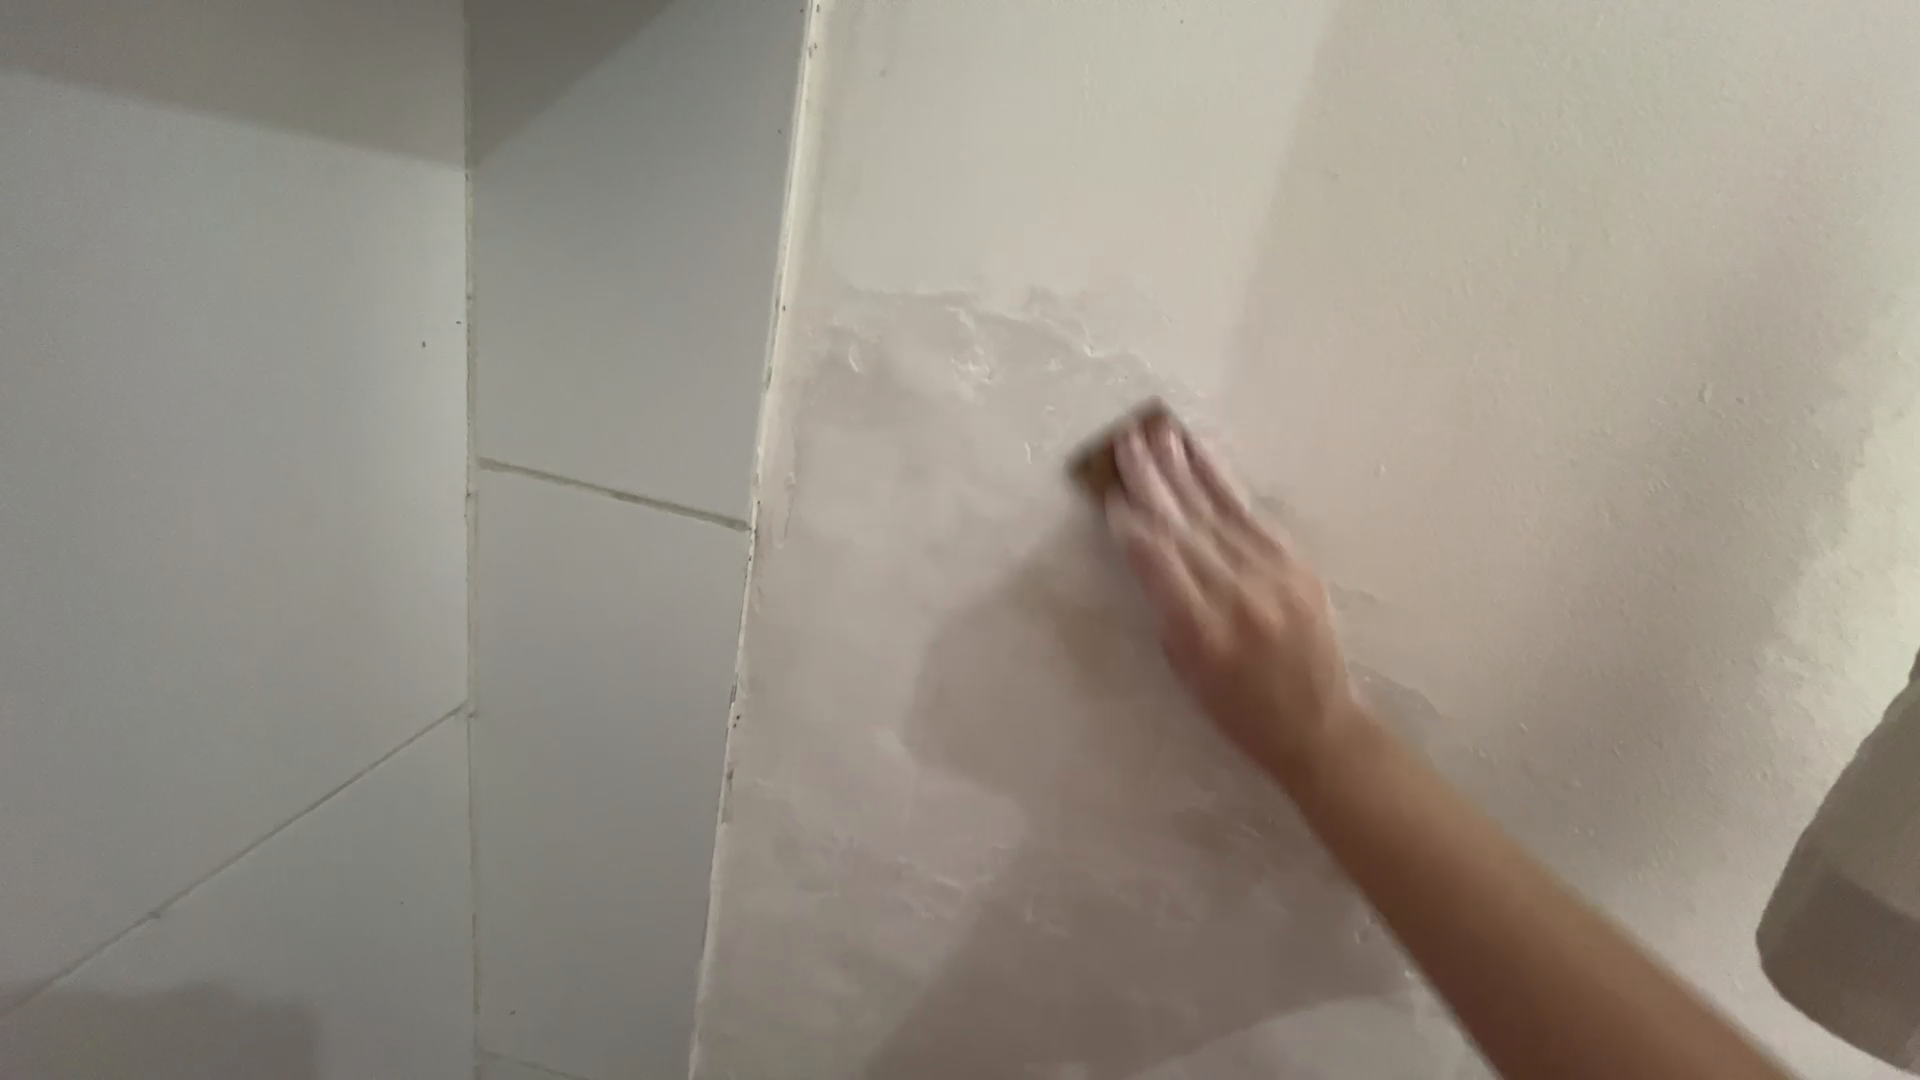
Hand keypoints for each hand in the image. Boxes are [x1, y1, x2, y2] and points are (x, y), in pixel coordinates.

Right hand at [1104, 418, 1361, 779]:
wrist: (1318, 726)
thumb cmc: (1236, 708)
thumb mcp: (1185, 669)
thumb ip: (1166, 607)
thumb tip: (1146, 551)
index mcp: (1201, 629)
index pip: (1156, 559)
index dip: (1129, 523)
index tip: (1108, 492)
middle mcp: (1238, 594)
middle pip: (1183, 524)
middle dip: (1151, 479)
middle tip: (1126, 441)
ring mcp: (1273, 574)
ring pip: (1216, 510)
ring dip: (1183, 467)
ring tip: (1159, 432)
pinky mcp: (1297, 563)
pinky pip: (1252, 514)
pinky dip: (1223, 481)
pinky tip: (1203, 455)